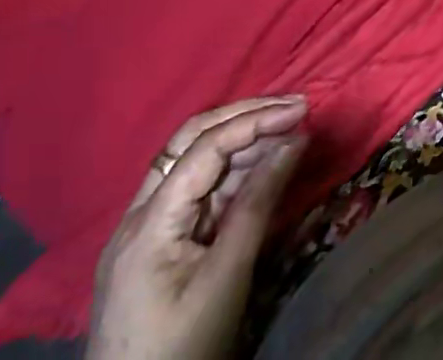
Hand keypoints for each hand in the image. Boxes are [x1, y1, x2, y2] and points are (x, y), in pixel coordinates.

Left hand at [87, 97, 308, 359]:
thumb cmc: (182, 348)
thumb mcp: (227, 276)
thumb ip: (258, 203)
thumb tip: (294, 141)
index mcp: (150, 220)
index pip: (205, 148)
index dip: (255, 120)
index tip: (302, 109)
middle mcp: (140, 213)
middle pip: (190, 142)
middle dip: (243, 116)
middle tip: (294, 107)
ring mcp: (145, 228)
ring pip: (192, 164)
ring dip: (240, 142)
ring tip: (287, 131)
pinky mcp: (157, 245)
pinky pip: (195, 193)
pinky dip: (231, 173)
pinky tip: (261, 167)